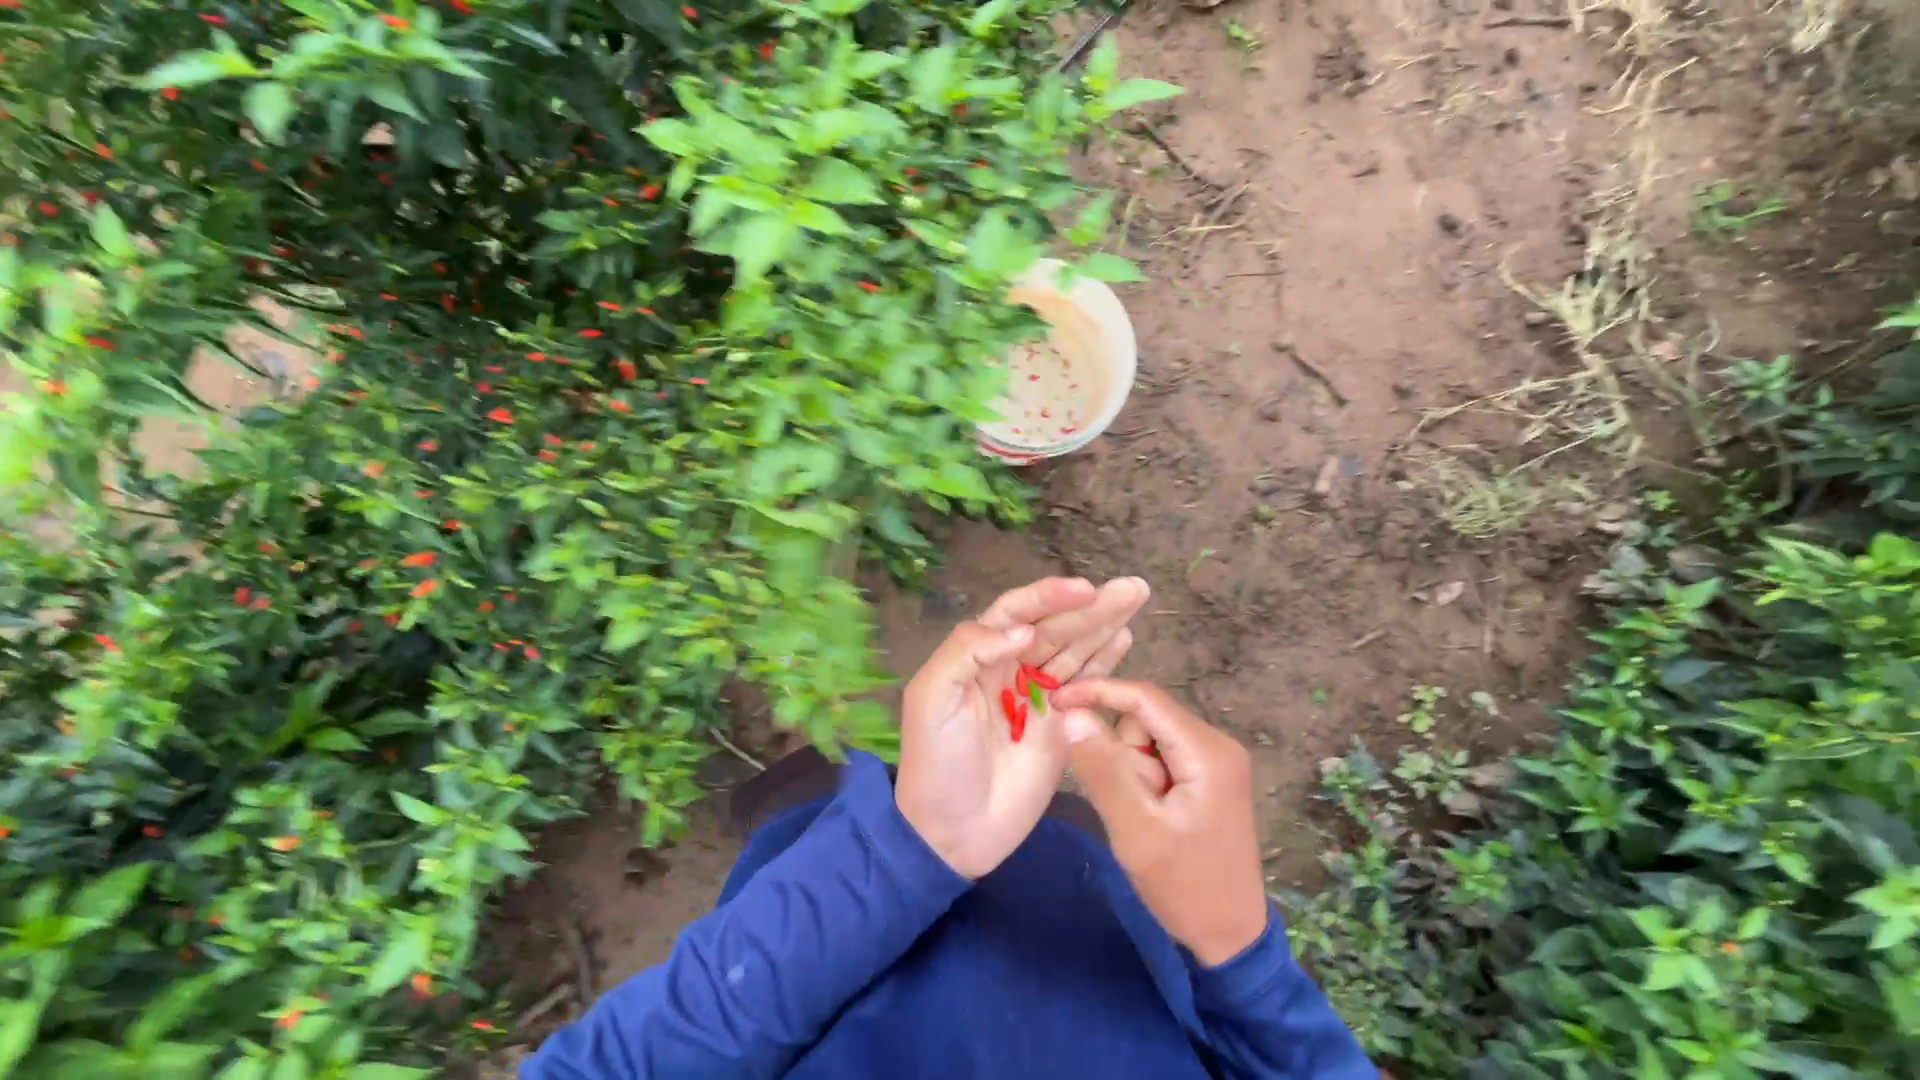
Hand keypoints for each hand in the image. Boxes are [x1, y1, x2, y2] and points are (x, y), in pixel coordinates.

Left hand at [897, 577, 1148, 878]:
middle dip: (1092, 606)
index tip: (1084, 589)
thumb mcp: (932, 698)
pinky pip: (1086, 685)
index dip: (1049, 597)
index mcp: (978, 655)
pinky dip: (1105, 661)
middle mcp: (1010, 668)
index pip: (1017, 612)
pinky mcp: (1061, 726)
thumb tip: (1022, 631)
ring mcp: (1038, 697)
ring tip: (1135, 598)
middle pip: (1055, 627)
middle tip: (1132, 587)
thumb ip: (968, 651)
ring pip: (1075, 650)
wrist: (953, 830)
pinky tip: (1124, 637)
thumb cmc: (936, 761)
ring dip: (1104, 624)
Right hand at [1052, 679, 1270, 965]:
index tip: (1053, 703)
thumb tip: (1071, 715)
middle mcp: (1216, 744)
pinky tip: (1151, 818)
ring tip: (1146, 820)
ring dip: (1132, 774)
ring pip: (1148, 742)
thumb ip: (1103, 769)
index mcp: (1207, 751)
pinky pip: (1158, 761)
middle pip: (1145, 721)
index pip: (1144, 698)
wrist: (1230, 937)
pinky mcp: (1207, 779)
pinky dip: (1142, 783)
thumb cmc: (1184, 886)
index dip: (1097, 692)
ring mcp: (1215, 762)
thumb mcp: (1135, 830)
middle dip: (1123, 756)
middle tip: (1132, 808)